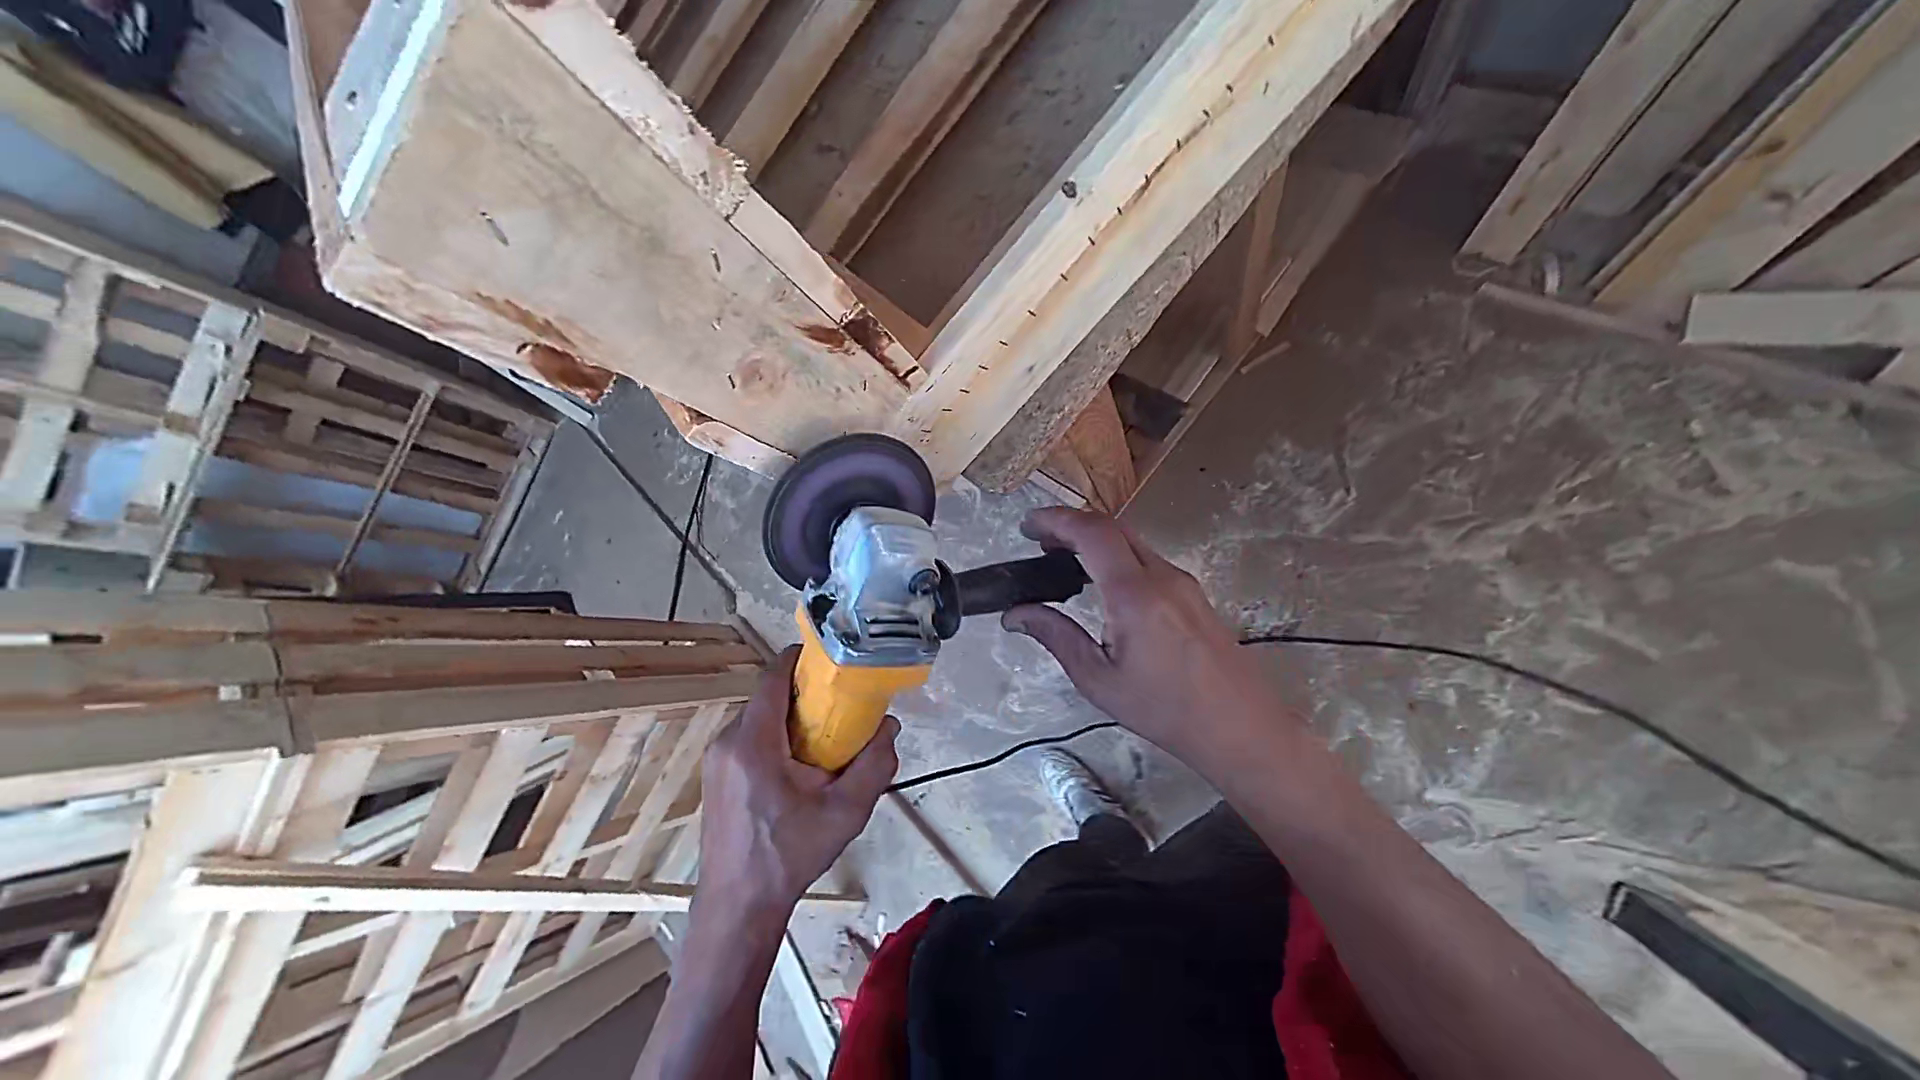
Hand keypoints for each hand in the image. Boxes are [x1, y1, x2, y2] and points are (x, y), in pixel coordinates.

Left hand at [696, 647, 898, 920]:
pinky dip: (776, 740)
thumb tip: (889, 727)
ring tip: (825, 741)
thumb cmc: (791, 854)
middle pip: (769, 697)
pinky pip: (749, 740)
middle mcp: (728, 742)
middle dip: (805, 695)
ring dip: (791, 720)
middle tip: (841, 707)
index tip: (832, 658)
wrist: (739, 905)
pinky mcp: (716, 776)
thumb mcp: (846, 811)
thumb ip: (874, 764)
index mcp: (754, 742)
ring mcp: (717, 759)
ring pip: (760, 719)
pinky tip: (799, 769)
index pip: (773, 677)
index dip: (802, 659)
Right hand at [1002, 508, 1300, 770]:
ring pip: (1132, 541)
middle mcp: (1162, 576)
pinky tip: (1101, 582)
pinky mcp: (1193, 594)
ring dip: (1095, 540)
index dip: (1055, 519)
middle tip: (1039, 541)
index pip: (1092, 533)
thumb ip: (1055, 636)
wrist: (1240, 727)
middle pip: (1113, 527)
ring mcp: (1183, 582)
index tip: (1027, 525)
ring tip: (1062, 560)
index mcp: (1135, 594)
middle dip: (1071, 524)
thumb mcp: (1098, 679)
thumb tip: (1015, 614)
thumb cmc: (1165, 710)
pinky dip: (1116, 556)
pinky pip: (1148, 559)